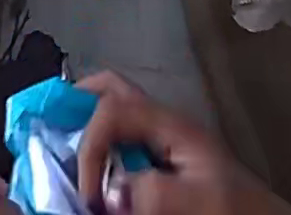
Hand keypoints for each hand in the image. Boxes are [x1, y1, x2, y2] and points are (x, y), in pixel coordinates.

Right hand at [75, 72, 290, 214]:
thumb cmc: (238, 211)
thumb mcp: (201, 205)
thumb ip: (155, 193)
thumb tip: (111, 191)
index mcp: (169, 123)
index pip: (113, 108)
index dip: (89, 145)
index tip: (86, 194)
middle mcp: (163, 122)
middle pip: (112, 88)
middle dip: (77, 101)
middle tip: (52, 128)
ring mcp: (165, 138)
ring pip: (116, 109)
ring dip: (88, 121)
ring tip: (66, 150)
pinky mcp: (166, 159)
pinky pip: (125, 137)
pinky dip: (102, 145)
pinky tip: (97, 174)